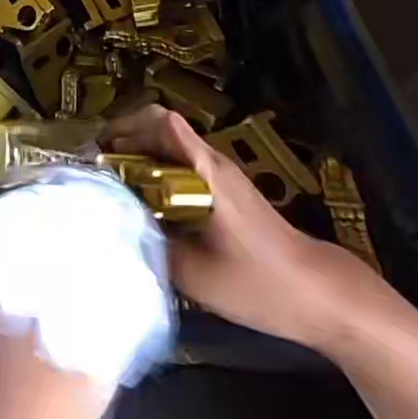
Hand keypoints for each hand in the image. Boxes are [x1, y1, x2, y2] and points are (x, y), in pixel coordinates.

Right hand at [103, 104, 399, 351]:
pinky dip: (152, 172)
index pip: (162, 121)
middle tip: (94, 166)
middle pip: (159, 127)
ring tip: (109, 183)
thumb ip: (152, 245)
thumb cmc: (263, 284)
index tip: (97, 150)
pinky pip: (178, 165)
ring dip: (136, 155)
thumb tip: (113, 227)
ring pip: (168, 146)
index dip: (125, 125)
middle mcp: (212, 163)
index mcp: (206, 171)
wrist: (323, 297)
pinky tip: (140, 202)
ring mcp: (219, 176)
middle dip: (122, 139)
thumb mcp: (198, 275)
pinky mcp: (223, 192)